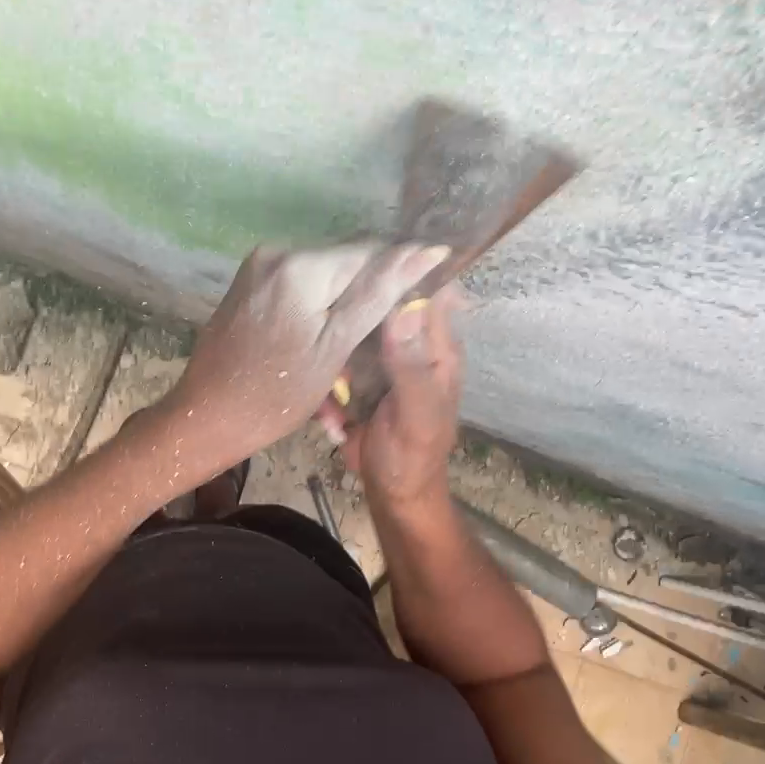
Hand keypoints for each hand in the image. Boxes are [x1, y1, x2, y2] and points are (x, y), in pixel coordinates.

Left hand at [166, 242, 448, 463]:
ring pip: (326, 278)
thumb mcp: (335, 348)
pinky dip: (318, 315)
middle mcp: (278, 251)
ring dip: (344, 311)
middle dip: (369, 298)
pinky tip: (325, 348)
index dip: (403, 274)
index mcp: (302, 265)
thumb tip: (426, 250)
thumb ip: (379, 295)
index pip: (372, 251)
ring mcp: (260, 265)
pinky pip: (301, 288)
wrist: (206, 417)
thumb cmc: (275, 395)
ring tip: (355, 357)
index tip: (425, 303)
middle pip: (347, 263)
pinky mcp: (252, 281)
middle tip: (384, 342)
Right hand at [341, 290, 463, 508]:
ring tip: (336, 400)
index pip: (426, 291)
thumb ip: (409, 365)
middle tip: (335, 358)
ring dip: (335, 369)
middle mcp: (410, 345)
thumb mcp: (416, 414)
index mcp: (437, 347)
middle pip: (378, 307)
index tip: (362, 268)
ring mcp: (382, 362)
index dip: (400, 272)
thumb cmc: (413, 457)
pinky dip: (328, 393)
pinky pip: (334, 368)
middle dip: (350, 328)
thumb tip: (401, 308)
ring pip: (349, 337)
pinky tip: (333, 420)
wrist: (392, 495)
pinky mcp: (357, 379)